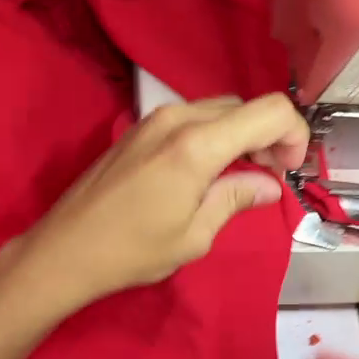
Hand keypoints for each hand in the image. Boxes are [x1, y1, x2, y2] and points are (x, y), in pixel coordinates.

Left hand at [14, 94, 309, 309]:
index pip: (270, 111)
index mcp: (196, 145)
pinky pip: (192, 120)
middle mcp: (177, 119)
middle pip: (244, 107)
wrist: (64, 250)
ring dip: (241, 136)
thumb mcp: (195, 236)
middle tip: (271, 177)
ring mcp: (154, 120)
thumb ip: (235, 199)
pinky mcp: (138, 129)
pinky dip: (214, 137)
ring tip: (243, 176)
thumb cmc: (131, 251)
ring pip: (218, 111)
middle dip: (269, 136)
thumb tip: (268, 184)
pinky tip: (209, 171)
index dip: (294, 135)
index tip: (290, 170)